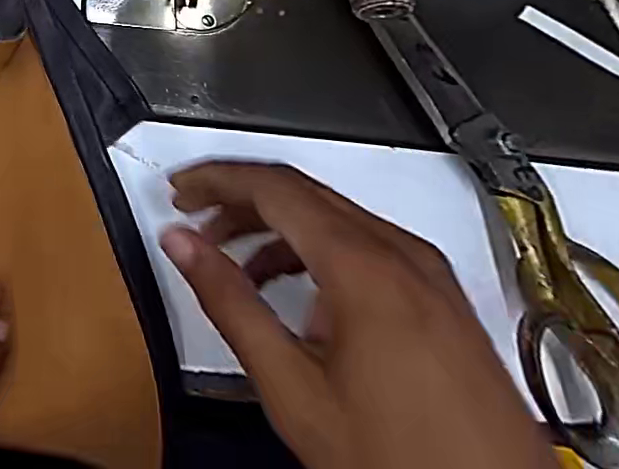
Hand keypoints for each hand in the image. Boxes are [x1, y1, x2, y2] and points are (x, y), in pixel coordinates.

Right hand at [158, 161, 558, 468]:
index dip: (216, 178)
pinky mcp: (437, 292)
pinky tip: (290, 286)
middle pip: (300, 191)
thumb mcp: (295, 388)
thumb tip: (183, 246)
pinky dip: (312, 247)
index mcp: (364, 265)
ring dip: (274, 222)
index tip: (182, 185)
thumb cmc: (409, 465)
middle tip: (194, 211)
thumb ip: (230, 303)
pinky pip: (362, 242)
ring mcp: (425, 270)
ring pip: (331, 213)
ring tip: (231, 253)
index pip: (272, 186)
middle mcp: (401, 253)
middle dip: (238, 197)